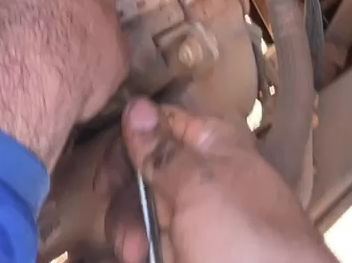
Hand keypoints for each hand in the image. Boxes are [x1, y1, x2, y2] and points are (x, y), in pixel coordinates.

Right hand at [110, 98, 333, 262]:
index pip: (160, 124)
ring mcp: (199, 228)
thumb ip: (162, 151)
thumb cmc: (247, 246)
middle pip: (145, 175)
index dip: (128, 145)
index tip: (104, 180)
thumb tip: (136, 105)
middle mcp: (204, 182)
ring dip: (131, 239)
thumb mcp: (201, 189)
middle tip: (129, 241)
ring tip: (137, 260)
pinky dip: (140, 255)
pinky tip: (139, 262)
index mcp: (214, 148)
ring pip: (144, 218)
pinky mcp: (192, 257)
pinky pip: (154, 249)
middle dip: (127, 206)